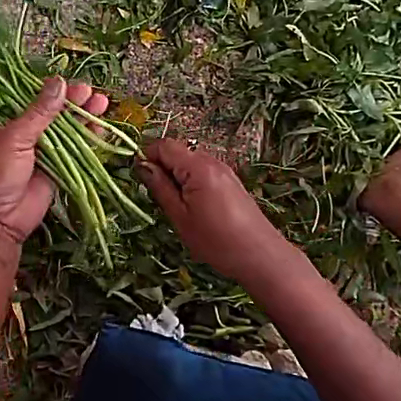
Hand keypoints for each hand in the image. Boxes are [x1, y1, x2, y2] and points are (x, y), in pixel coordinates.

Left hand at [0, 76, 110, 251]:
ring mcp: (41, 157)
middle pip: (54, 117)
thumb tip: (59, 82)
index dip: (57, 94)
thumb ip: (40, 112)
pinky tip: (101, 130)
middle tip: (95, 94)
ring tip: (103, 104)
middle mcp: (24, 139)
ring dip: (84, 120)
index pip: (36, 104)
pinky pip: (74, 155)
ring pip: (67, 134)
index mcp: (7, 126)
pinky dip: (87, 143)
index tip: (76, 86)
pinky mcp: (56, 174)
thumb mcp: (15, 137)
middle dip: (75, 105)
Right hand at [137, 139, 302, 285]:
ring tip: (178, 208)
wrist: (260, 256)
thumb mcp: (179, 216)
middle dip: (163, 169)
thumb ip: (159, 187)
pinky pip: (203, 174)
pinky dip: (192, 184)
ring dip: (177, 179)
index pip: (164, 145)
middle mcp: (212, 162)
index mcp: (198, 167)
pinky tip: (195, 210)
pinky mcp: (231, 183)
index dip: (147, 156)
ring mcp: (224, 171)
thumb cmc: (216, 240)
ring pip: (190, 164)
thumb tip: (141, 165)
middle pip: (178, 153)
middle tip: (158, 199)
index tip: (140, 179)